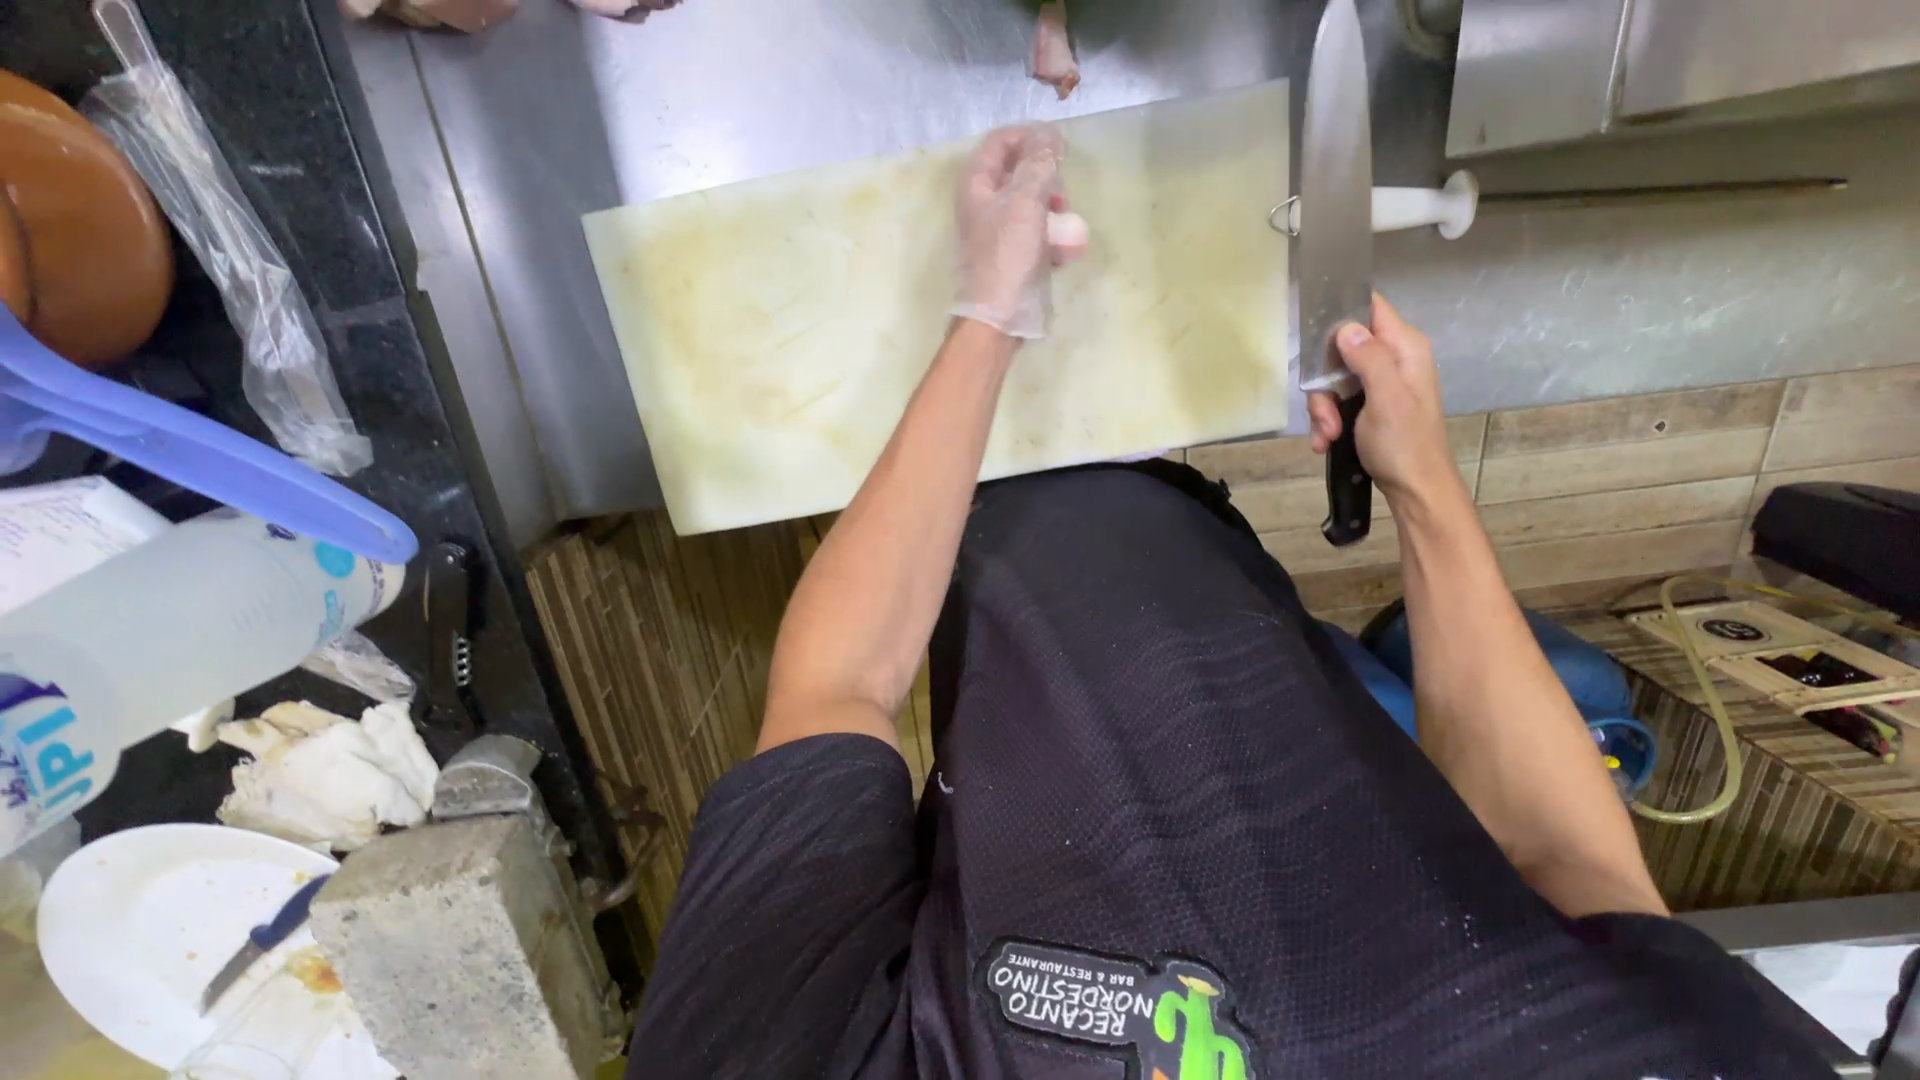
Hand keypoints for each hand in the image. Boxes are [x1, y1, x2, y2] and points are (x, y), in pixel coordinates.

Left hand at [951, 124, 1083, 338]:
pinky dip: (1054, 236)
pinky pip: (1040, 230)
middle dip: (1047, 177)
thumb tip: (1050, 135)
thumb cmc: (1007, 256)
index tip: (1061, 146)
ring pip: (1035, 200)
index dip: (1031, 135)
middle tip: (1061, 196)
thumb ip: (1039, 163)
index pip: (1002, 140)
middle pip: (1021, 169)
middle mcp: (984, 202)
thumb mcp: (1025, 201)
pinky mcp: (1016, 251)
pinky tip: (1063, 251)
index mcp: (976, 183)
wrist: (999, 317)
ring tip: (1064, 224)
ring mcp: (1001, 228)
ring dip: (1055, 209)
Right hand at [1307, 293, 1459, 503]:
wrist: (1414, 489)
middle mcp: (1393, 359)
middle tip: (1326, 414)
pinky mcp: (1368, 405)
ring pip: (1333, 378)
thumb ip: (1369, 358)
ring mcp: (1379, 383)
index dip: (1340, 313)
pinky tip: (1326, 441)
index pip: (1370, 307)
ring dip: (1323, 409)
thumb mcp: (1386, 399)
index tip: (1314, 334)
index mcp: (1404, 348)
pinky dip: (1327, 422)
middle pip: (1341, 348)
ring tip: (1329, 435)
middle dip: (1324, 382)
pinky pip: (1337, 401)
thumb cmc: (1403, 445)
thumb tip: (1345, 327)